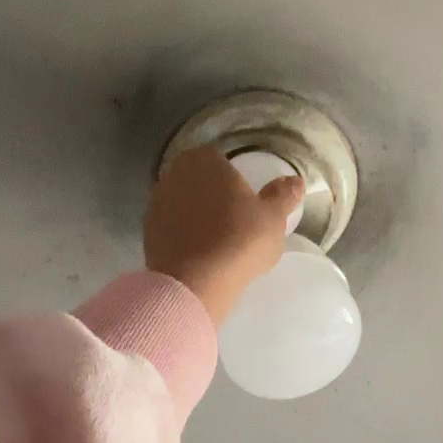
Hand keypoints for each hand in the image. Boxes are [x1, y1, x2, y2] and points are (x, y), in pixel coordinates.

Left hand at [145, 146, 304, 324]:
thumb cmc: (240, 240)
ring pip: (182, 203)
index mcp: (204, 161)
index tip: (245, 200)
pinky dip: (183, 235)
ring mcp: (156, 203)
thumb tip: (295, 180)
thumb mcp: (273, 218)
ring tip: (217, 239)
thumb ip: (283, 195)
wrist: (195, 283)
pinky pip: (171, 227)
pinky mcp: (147, 232)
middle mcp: (174, 174)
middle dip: (212, 194)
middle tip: (234, 219)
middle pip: (198, 180)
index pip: (219, 159)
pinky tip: (199, 253)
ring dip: (195, 215)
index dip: (232, 178)